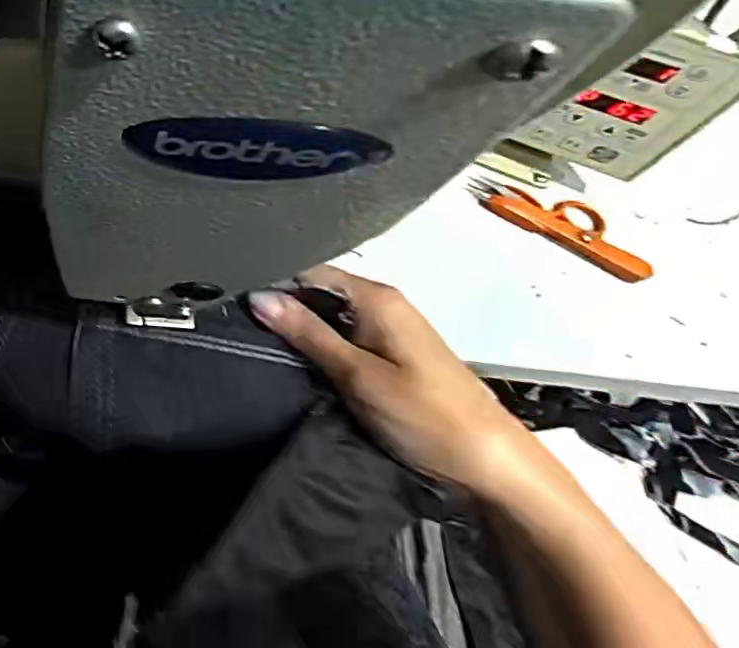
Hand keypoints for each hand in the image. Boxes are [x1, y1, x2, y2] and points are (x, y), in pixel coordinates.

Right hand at [250, 266, 535, 497]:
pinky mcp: (396, 354)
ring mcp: (393, 329)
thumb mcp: (358, 376)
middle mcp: (386, 304)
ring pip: (335, 317)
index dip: (277, 288)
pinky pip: (350, 338)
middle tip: (253, 335)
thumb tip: (260, 297)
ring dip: (309, 333)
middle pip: (322, 293)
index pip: (311, 272)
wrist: (494, 467)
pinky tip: (312, 368)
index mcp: (377, 298)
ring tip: (274, 352)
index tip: (244, 311)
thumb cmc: (427, 417)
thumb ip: (308, 334)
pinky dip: (329, 349)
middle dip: (290, 311)